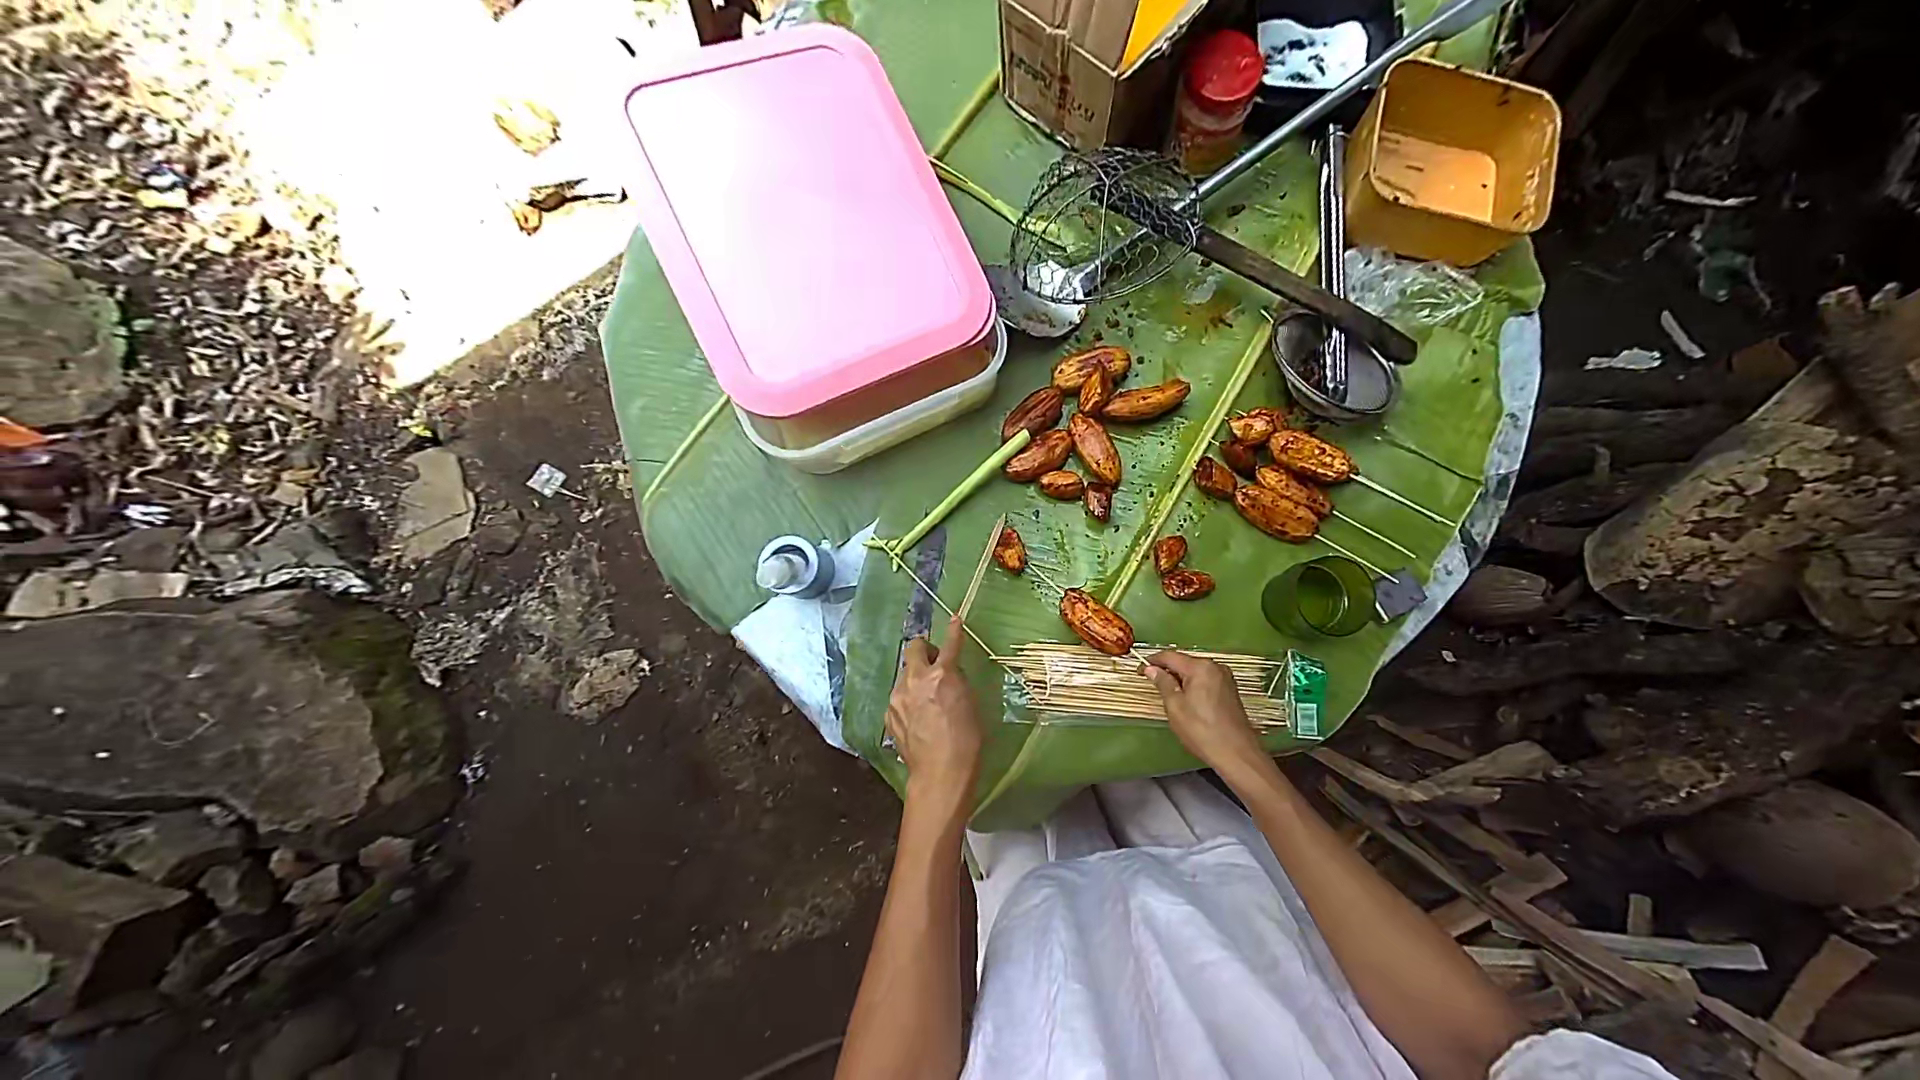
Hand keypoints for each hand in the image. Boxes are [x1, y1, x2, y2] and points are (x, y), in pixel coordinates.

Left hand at [886, 616, 981, 802]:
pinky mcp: (889, 714)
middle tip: (936, 664)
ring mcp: (898, 697)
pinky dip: (908, 699)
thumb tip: (950, 675)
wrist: (940, 774)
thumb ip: (957, 682)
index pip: (950, 644)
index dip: (954, 631)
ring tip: (927, 699)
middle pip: (913, 648)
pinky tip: (918, 718)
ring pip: (905, 673)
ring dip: (916, 677)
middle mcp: (915, 679)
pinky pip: (899, 696)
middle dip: (924, 650)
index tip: (955, 620)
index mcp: (942, 675)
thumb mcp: (971, 704)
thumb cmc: (967, 741)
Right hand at [1143, 650, 1268, 776]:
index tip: (1139, 670)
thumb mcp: (1175, 706)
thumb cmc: (1201, 730)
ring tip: (1167, 694)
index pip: (1170, 656)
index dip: (1152, 661)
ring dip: (1179, 678)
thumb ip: (1163, 683)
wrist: (1236, 753)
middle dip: (1167, 670)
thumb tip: (1151, 669)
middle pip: (1184, 661)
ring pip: (1195, 671)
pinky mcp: (1229, 689)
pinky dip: (1192, 685)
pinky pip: (1205, 679)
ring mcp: (1225, 678)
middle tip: (1151, 683)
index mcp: (1200, 667)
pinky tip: (1186, 699)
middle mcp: (1215, 667)